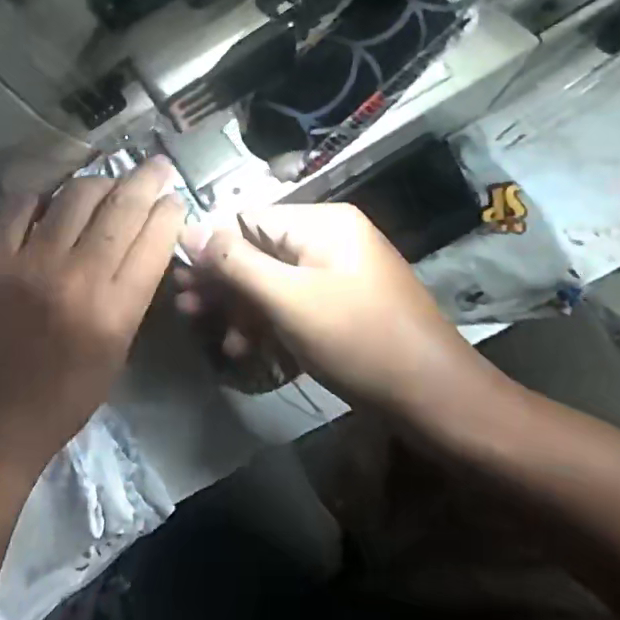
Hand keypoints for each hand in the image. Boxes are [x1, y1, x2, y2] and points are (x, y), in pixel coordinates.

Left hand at [0, 157, 185, 479]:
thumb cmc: (65, 397)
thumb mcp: (117, 350)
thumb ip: (133, 292)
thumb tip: (145, 238)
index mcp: (114, 311)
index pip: (153, 239)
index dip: (169, 211)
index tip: (175, 198)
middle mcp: (76, 278)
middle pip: (121, 208)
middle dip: (146, 180)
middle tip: (157, 165)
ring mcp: (30, 264)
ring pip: (76, 196)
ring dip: (101, 181)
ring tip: (110, 180)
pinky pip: (23, 205)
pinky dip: (45, 195)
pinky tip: (56, 198)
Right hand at [177, 204, 512, 420]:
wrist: (438, 400)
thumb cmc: (359, 340)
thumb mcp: (288, 299)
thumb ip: (235, 262)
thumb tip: (189, 229)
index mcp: (322, 223)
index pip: (248, 219)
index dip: (211, 247)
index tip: (180, 278)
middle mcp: (331, 238)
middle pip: (260, 251)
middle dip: (224, 282)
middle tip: (186, 308)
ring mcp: (340, 274)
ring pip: (276, 282)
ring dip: (244, 309)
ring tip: (218, 338)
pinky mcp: (345, 306)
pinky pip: (297, 304)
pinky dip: (273, 324)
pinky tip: (250, 351)